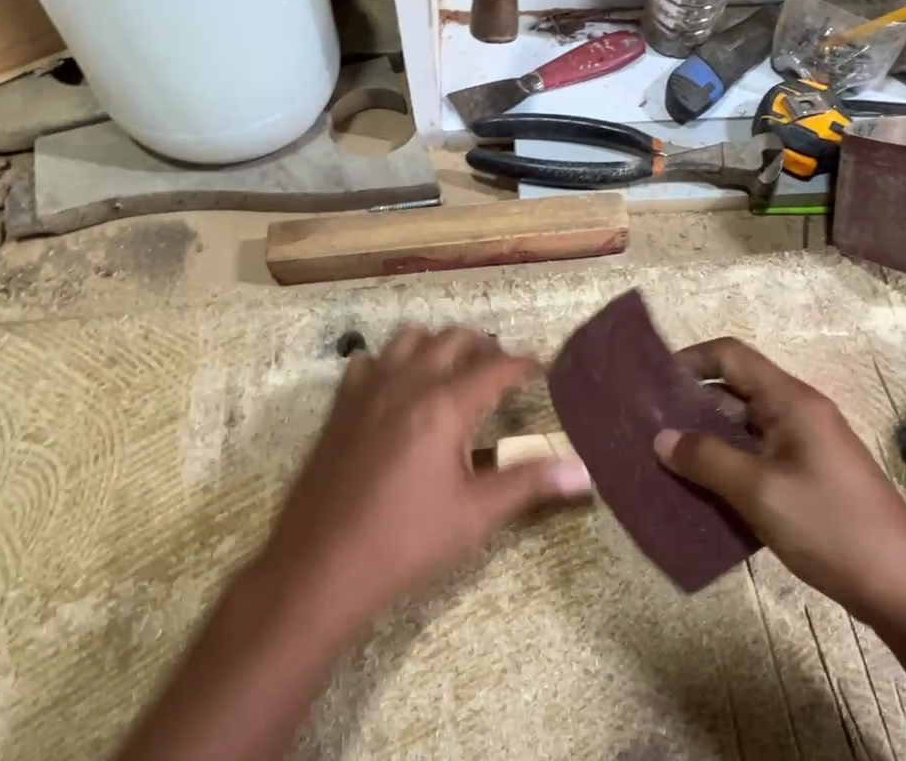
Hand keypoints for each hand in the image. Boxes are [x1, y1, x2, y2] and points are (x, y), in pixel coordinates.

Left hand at [255, 326, 592, 627]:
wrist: (321, 566)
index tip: (541, 369)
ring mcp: (368, 390)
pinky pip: (369, 361)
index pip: (496, 368)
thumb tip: (584, 471)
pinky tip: (397, 390)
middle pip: (453, 339)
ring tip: (453, 371)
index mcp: (444, 406)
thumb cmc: (405, 542)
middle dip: (483, 347)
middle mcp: (406, 383)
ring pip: (409, 339)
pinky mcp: (340, 406)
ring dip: (437, 345)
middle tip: (500, 371)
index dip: (524, 364)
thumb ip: (530, 483)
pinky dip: (391, 362)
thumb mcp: (475, 515)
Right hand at [653, 338, 905, 625]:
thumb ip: (707, 459)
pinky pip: (756, 459)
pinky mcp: (807, 479)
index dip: (689, 360)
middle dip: (690, 406)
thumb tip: (661, 438)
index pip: (732, 356)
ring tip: (662, 461)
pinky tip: (699, 493)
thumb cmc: (830, 526)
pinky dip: (726, 468)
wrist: (903, 587)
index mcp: (791, 401)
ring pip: (743, 430)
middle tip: (646, 428)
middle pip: (734, 391)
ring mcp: (804, 448)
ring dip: (705, 441)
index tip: (650, 383)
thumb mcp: (760, 492)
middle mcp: (797, 414)